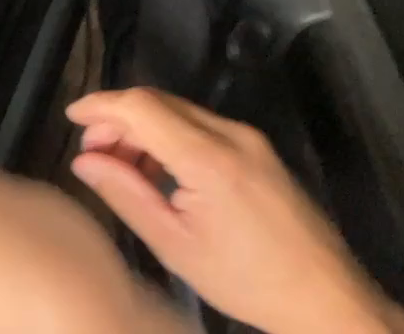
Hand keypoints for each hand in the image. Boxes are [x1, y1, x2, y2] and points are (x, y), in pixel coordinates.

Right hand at [67, 89, 403, 333]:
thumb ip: (125, 195)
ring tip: (122, 166)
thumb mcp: (176, 246)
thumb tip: (84, 161)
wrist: (332, 302)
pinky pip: (199, 124)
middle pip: (157, 101)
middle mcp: (230, 134)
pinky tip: (158, 169)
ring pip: (177, 110)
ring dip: (142, 127)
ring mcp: (248, 138)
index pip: (141, 106)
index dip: (101, 105)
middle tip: (93, 152)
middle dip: (117, 118)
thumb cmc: (248, 281)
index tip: (72, 117)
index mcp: (208, 157)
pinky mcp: (258, 148)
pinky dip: (168, 135)